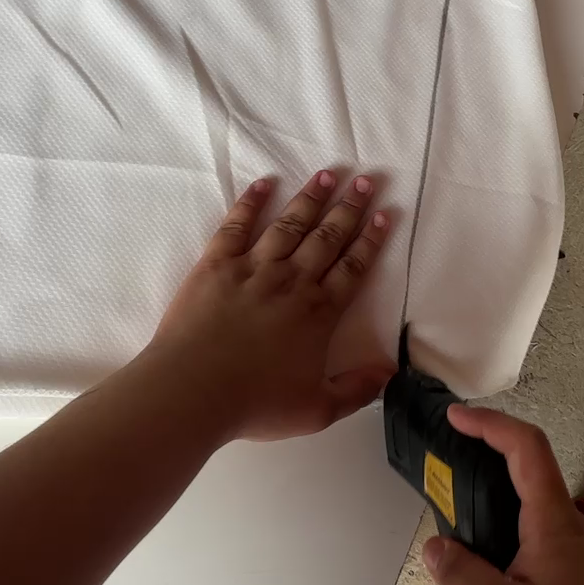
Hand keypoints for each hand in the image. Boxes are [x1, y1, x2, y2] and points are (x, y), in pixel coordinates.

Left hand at [145, 170, 396, 441]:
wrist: (193, 390)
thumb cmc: (255, 403)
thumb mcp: (317, 411)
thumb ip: (356, 390)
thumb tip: (390, 371)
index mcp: (318, 312)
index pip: (352, 268)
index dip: (371, 240)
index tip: (385, 213)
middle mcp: (291, 281)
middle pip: (327, 237)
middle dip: (349, 207)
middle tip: (366, 179)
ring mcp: (253, 268)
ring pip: (289, 224)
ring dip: (310, 197)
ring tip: (327, 173)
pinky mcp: (217, 263)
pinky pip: (237, 225)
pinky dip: (251, 201)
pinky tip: (265, 182)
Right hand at [421, 406, 583, 584]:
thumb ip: (461, 576)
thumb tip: (437, 547)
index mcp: (556, 526)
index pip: (525, 447)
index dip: (489, 423)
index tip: (454, 417)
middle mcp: (572, 542)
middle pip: (510, 514)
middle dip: (470, 544)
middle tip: (443, 575)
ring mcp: (582, 578)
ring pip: (516, 566)